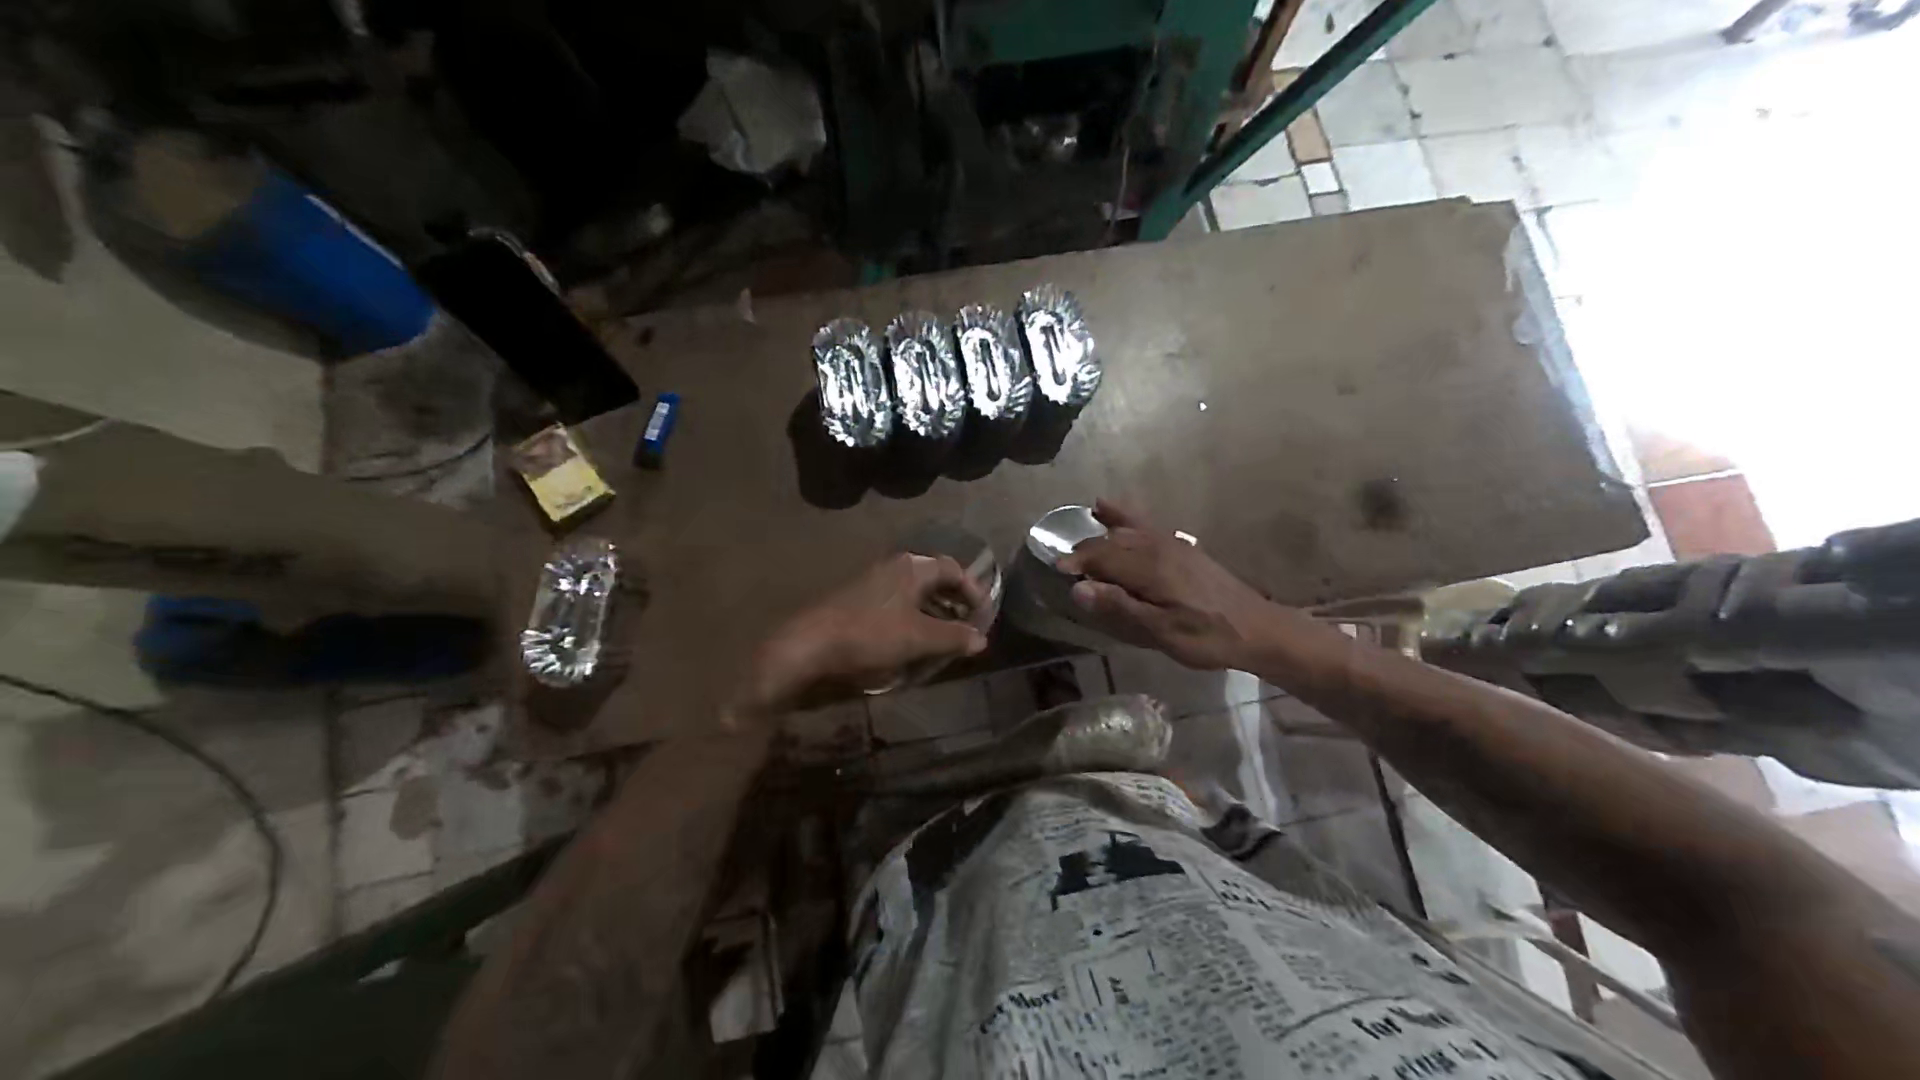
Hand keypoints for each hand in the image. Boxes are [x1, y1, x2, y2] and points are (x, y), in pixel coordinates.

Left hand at [741, 553, 989, 716]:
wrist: (810, 644)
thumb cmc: (871, 635)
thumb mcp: (919, 638)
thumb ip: (953, 637)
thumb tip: (981, 639)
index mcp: (913, 568)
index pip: (954, 569)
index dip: (974, 590)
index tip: (984, 615)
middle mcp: (895, 567)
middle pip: (935, 578)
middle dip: (955, 601)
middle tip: (968, 626)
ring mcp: (874, 581)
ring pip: (915, 592)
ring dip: (934, 611)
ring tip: (945, 637)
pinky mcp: (859, 599)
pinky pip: (898, 603)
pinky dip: (914, 617)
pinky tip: (913, 641)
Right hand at [1056, 500, 1280, 670]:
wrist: (1257, 629)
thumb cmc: (1207, 636)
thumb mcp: (1162, 631)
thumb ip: (1120, 606)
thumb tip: (1078, 588)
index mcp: (1151, 568)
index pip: (1102, 556)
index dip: (1077, 561)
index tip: (1057, 570)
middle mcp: (1159, 547)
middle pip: (1113, 540)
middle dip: (1087, 548)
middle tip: (1068, 564)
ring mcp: (1174, 544)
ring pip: (1129, 528)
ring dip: (1105, 530)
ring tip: (1086, 530)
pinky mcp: (1184, 547)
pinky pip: (1147, 524)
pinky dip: (1127, 515)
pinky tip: (1114, 511)